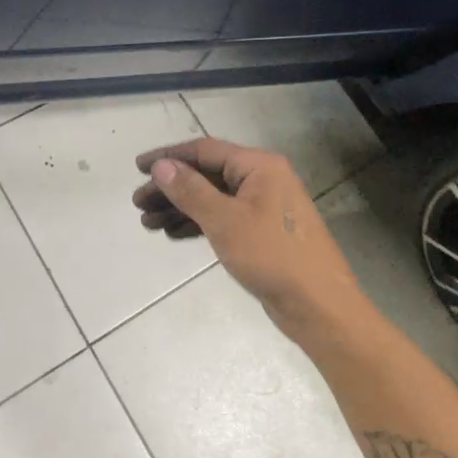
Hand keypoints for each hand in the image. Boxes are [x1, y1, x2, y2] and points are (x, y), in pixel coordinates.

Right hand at [133, 138, 368, 342]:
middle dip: (171, 188)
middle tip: (137, 203)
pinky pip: (223, 218)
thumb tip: (161, 166)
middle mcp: (263, 179)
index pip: (204, 150)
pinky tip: (173, 234)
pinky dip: (198, 224)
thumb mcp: (225, 222)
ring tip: (147, 222)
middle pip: (207, 174)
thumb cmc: (272, 257)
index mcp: (259, 166)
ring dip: (180, 208)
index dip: (168, 156)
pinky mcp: (263, 233)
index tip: (138, 167)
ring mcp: (264, 207)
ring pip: (213, 198)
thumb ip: (190, 191)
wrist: (320, 307)